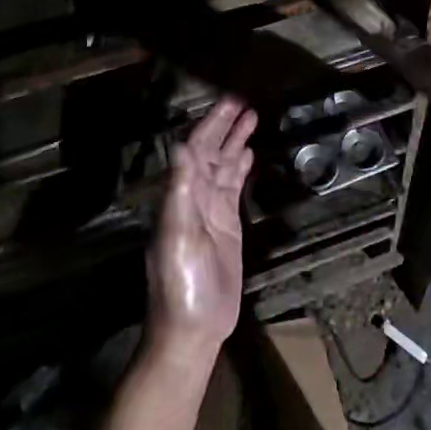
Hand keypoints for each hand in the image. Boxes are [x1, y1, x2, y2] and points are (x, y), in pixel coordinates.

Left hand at [146, 95, 255, 359]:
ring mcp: (210, 211)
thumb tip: (180, 146)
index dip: (211, 123)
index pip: (195, 149)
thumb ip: (179, 191)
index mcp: (179, 196)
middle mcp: (192, 197)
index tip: (229, 101)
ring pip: (223, 166)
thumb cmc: (182, 286)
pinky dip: (239, 168)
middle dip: (224, 125)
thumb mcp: (179, 237)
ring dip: (234, 141)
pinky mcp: (226, 226)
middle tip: (244, 100)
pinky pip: (232, 187)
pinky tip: (247, 154)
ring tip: (251, 117)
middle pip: (210, 152)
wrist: (194, 329)